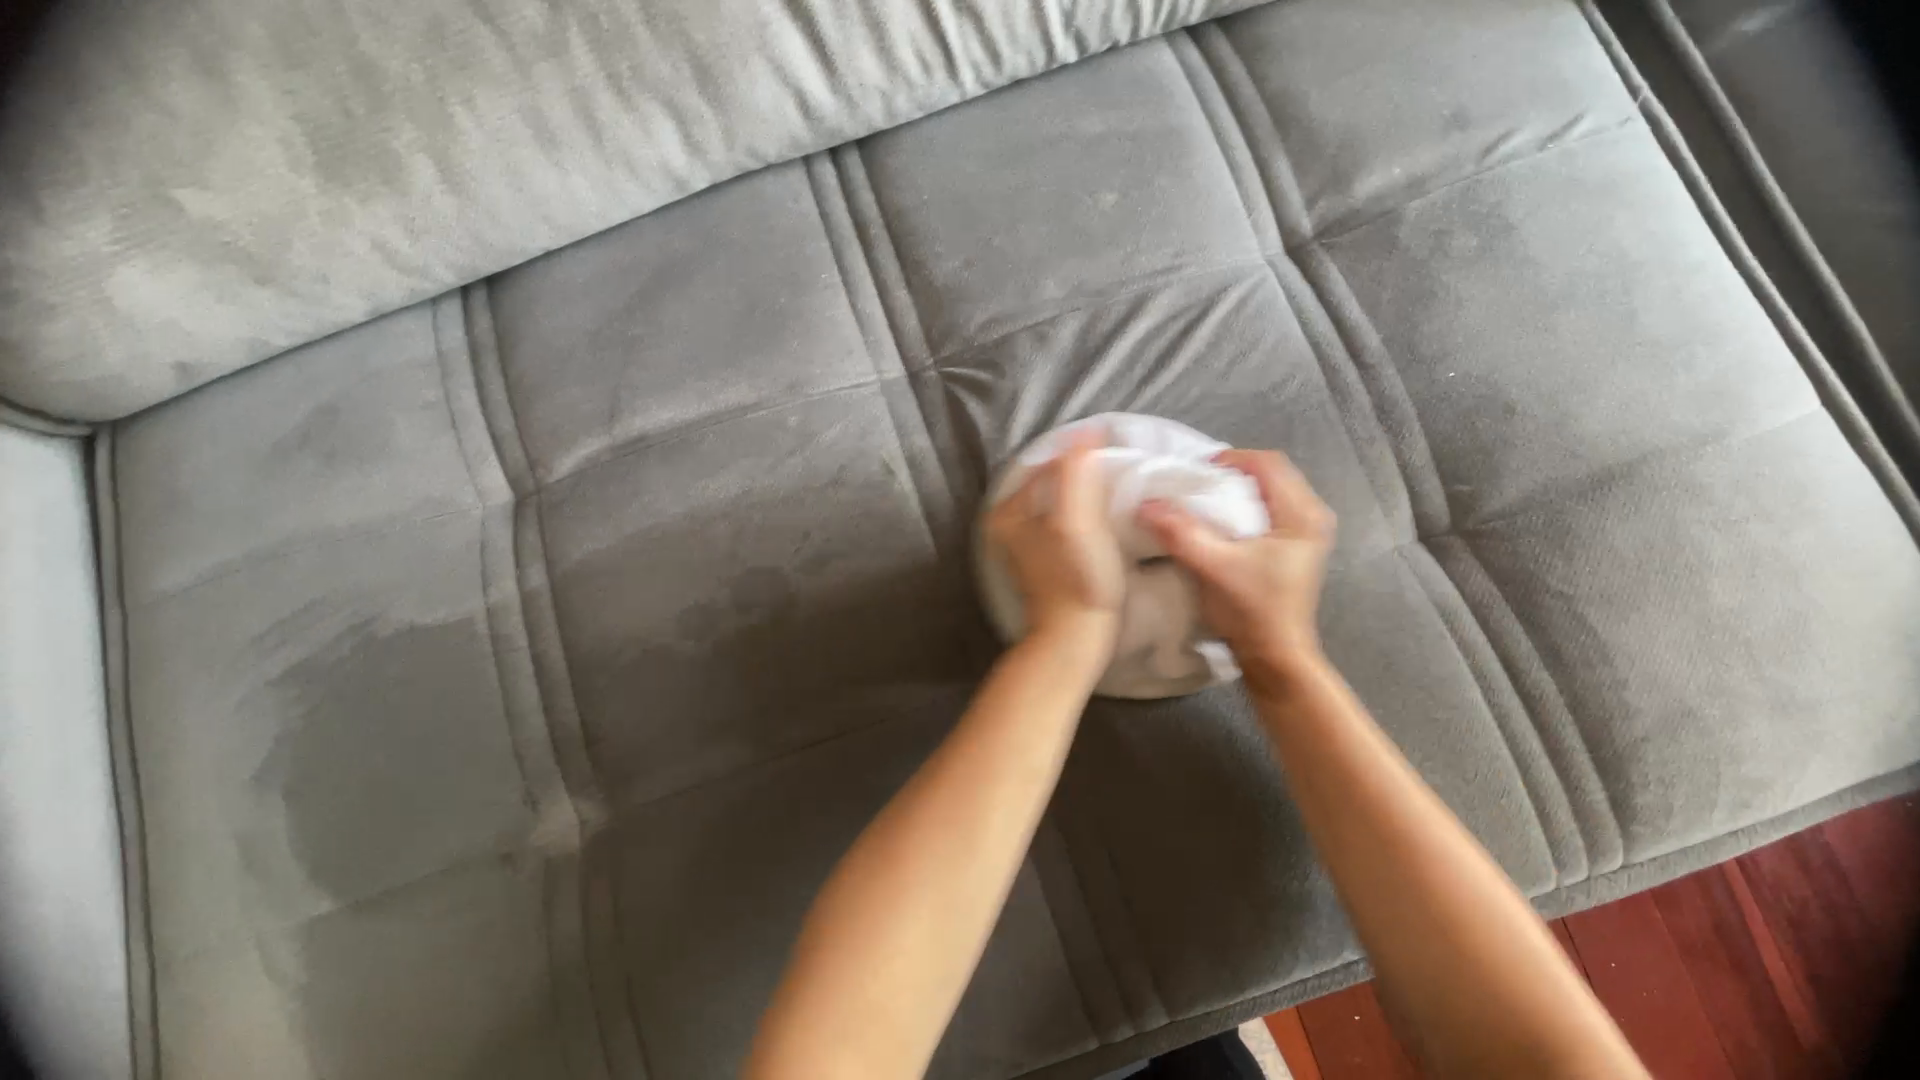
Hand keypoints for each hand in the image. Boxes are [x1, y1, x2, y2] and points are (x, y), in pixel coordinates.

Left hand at [986, 432, 1126, 641]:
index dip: (1085, 454)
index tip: (1118, 451)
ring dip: (1086, 492)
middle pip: (1053, 481)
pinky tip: (1107, 518)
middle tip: (1120, 468)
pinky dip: (1085, 514)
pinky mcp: (1044, 560)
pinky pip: (1065, 521)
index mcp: (1008, 508)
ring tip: (1118, 489)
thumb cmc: (1077, 580)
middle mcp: (1007, 522)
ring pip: (1060, 501)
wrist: (1073, 640)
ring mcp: (1024, 543)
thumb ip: (1076, 473)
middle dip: (1084, 472)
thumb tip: (1085, 434)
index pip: (1052, 462)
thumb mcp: (1076, 521)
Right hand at [1139, 449, 1334, 691]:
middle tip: (1193, 486)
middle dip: (1228, 475)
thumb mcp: (1214, 568)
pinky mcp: (1292, 548)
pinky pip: (1265, 510)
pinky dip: (1238, 509)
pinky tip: (1215, 524)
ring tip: (1199, 503)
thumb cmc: (1253, 612)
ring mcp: (1304, 533)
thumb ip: (1181, 533)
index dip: (1229, 459)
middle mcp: (1311, 517)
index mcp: (1302, 515)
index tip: (1194, 473)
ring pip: (1265, 491)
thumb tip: (1145, 503)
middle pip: (1268, 474)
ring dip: (1232, 492)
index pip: (1267, 463)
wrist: (1275, 658)